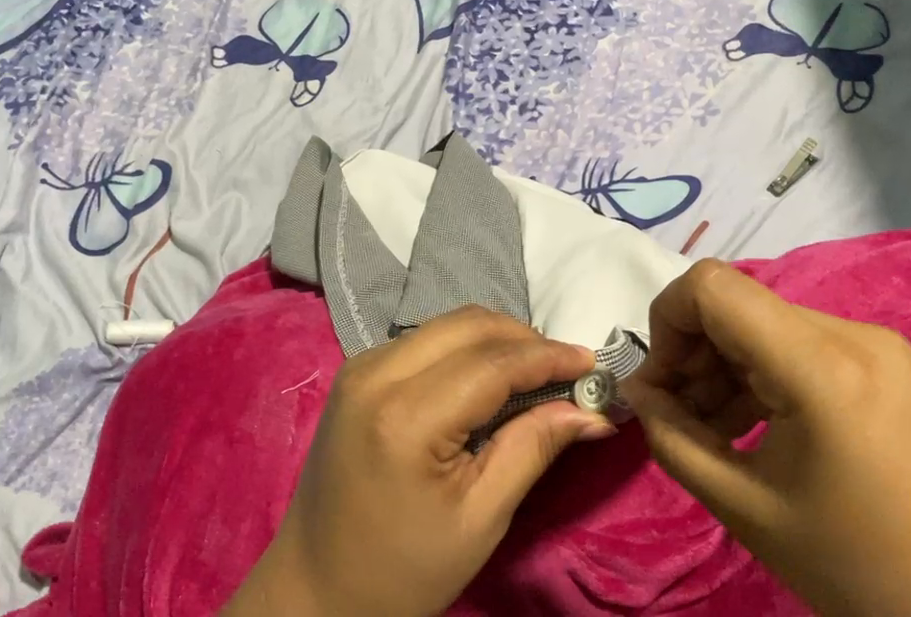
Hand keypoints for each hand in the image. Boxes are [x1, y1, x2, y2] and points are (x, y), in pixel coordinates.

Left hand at [223, 305, 615, 616]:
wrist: (315, 586)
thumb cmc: (403, 568)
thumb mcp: (480, 519)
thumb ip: (534, 449)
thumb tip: (592, 408)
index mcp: (405, 414)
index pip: (492, 363)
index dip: (548, 357)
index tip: (595, 363)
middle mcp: (376, 372)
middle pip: (468, 325)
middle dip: (525, 339)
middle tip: (568, 370)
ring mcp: (360, 366)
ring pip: (446, 325)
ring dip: (496, 340)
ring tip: (536, 375)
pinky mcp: (356, 372)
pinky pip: (424, 340)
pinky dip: (465, 348)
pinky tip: (490, 379)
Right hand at [620, 259, 910, 616]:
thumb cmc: (869, 570)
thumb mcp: (749, 509)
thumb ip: (675, 441)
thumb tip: (641, 393)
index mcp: (821, 361)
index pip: (710, 286)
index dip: (665, 321)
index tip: (657, 387)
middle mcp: (852, 334)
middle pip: (738, 306)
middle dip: (691, 354)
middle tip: (676, 419)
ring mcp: (879, 350)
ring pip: (767, 327)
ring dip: (724, 368)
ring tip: (712, 435)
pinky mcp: (892, 372)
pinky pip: (802, 351)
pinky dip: (761, 379)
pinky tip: (755, 433)